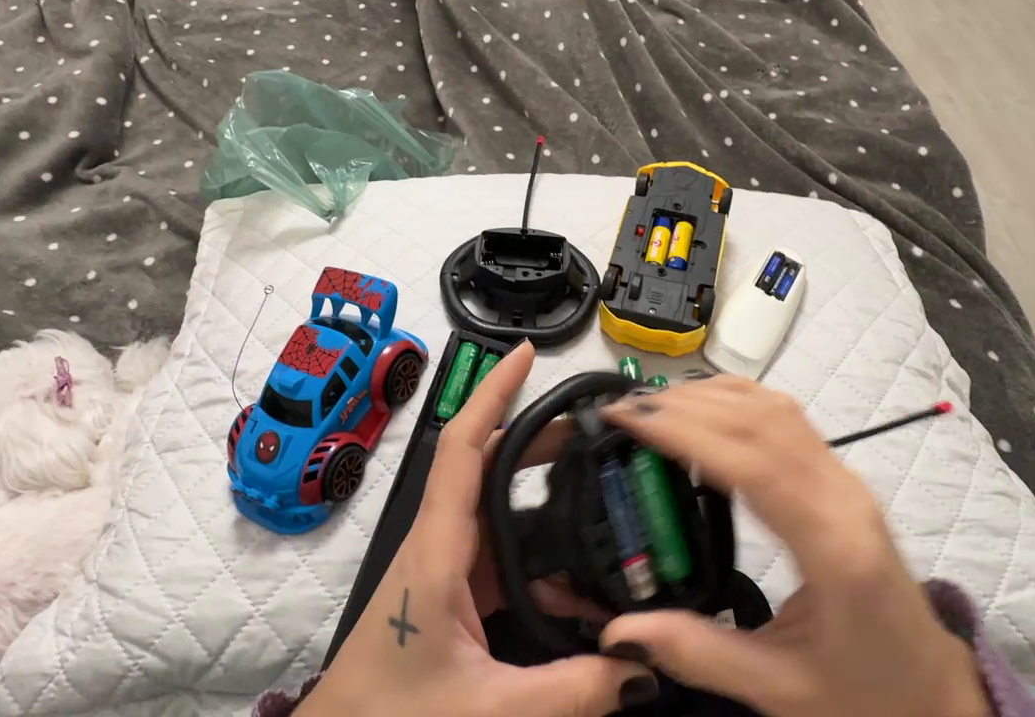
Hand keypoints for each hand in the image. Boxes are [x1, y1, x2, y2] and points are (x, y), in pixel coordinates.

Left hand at [299, 341, 652, 716]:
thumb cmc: (390, 716)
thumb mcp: (489, 707)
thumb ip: (572, 691)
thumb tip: (644, 670)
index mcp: (437, 550)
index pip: (464, 448)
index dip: (493, 393)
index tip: (526, 354)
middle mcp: (440, 544)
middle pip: (491, 468)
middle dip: (541, 441)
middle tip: (595, 431)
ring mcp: (446, 568)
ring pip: (502, 514)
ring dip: (548, 505)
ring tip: (604, 503)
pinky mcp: (453, 593)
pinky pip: (505, 559)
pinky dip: (545, 561)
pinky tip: (583, 589)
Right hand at [596, 377, 990, 716]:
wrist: (937, 695)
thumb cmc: (866, 697)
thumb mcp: (781, 692)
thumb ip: (699, 655)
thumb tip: (618, 632)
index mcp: (833, 548)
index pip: (752, 463)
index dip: (685, 430)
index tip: (627, 418)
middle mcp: (844, 498)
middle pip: (760, 422)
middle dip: (685, 405)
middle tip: (622, 408)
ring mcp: (848, 482)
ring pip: (776, 409)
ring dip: (710, 395)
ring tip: (650, 403)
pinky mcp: (842, 479)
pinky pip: (787, 419)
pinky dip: (737, 400)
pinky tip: (702, 407)